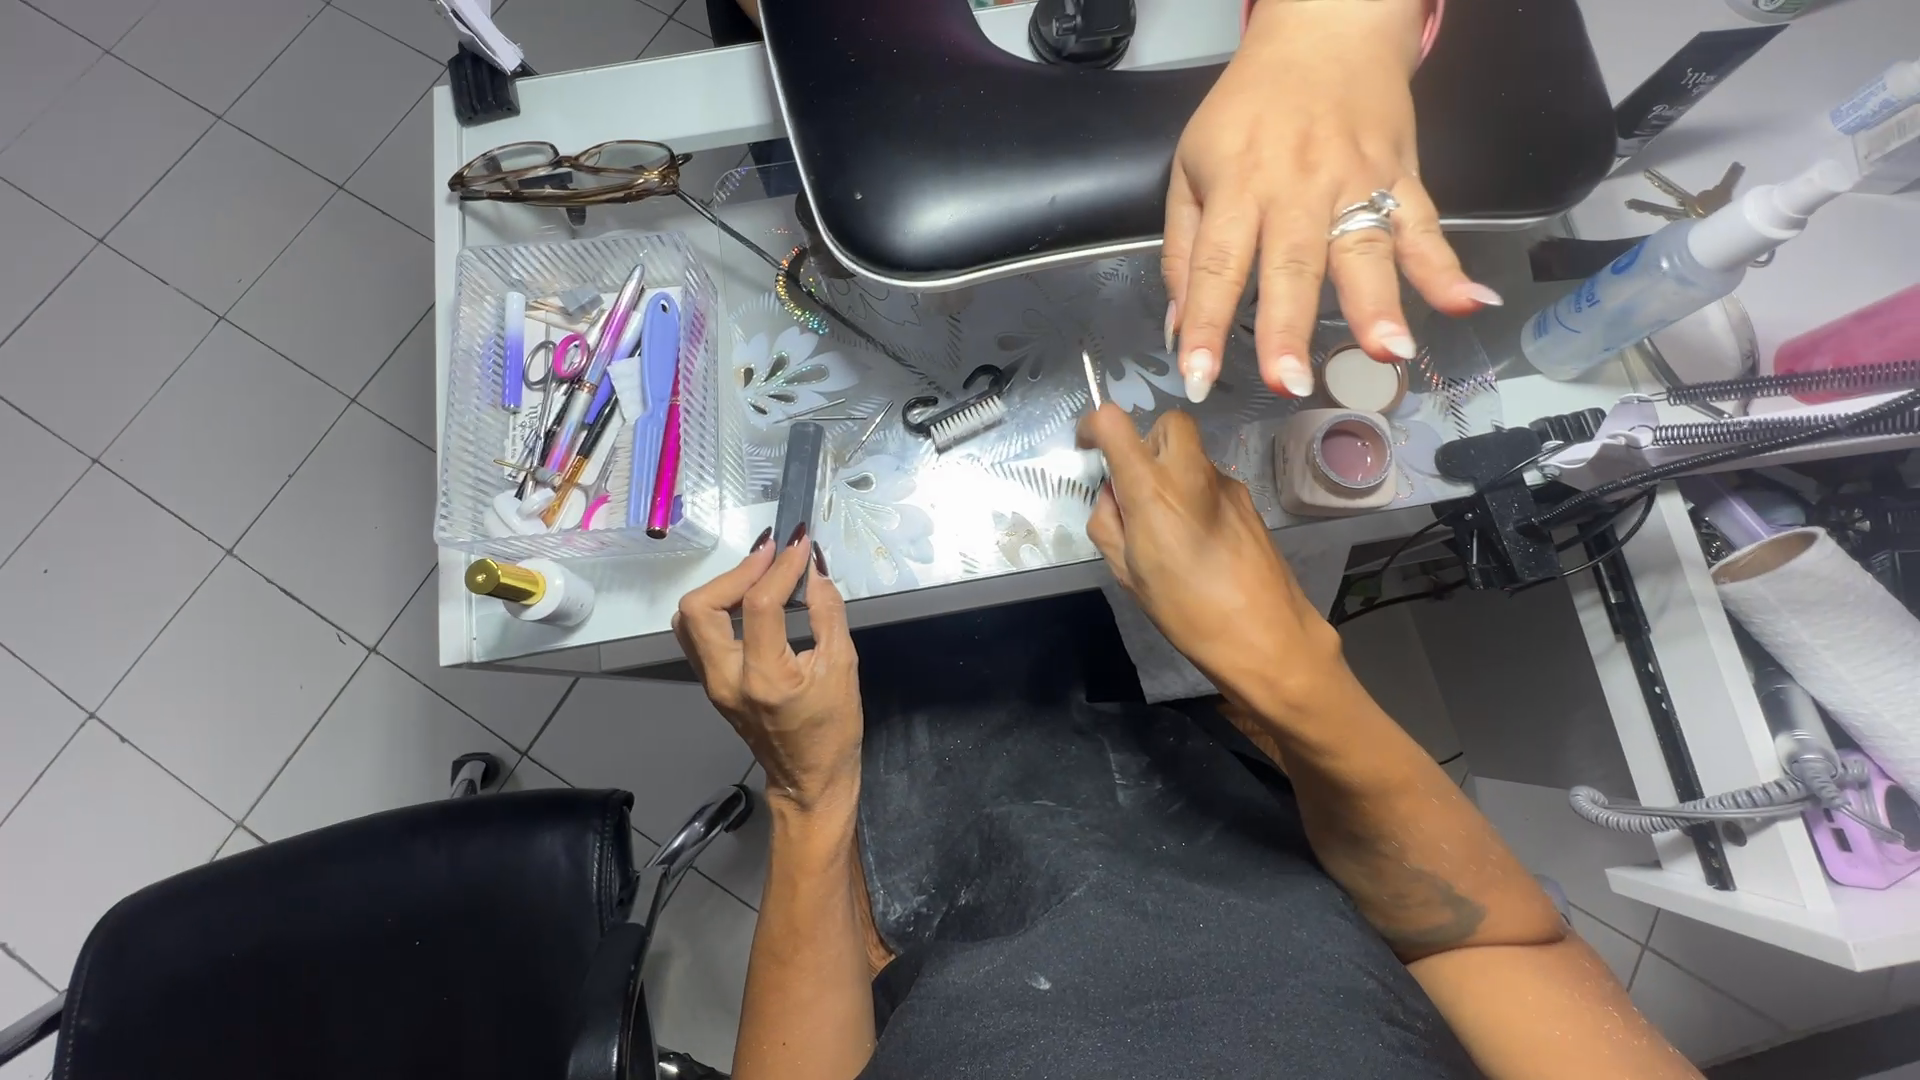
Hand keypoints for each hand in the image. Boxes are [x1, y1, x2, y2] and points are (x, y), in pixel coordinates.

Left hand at [673, 527, 861, 814]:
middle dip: (736, 571)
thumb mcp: (844, 668)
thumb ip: (828, 613)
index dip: (781, 568)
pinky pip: (700, 633)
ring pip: (690, 619)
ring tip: (760, 571)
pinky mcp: (713, 683)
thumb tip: (815, 570)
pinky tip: (749, 596)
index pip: (759, 605)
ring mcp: (713, 683)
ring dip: (722, 586)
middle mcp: (727, 679)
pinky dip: (720, 605)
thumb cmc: (833, 731)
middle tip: (772, 554)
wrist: (809, 781)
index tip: (802, 545)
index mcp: (764, 678)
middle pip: (700, 607)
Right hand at [1078, 406, 1345, 708]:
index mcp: (1153, 490)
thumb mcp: (1127, 573)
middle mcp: (1192, 474)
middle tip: (1135, 484)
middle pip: (1167, 423)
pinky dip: (1193, 495)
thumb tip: (1114, 497)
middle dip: (1144, 442)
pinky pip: (1209, 482)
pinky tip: (1195, 541)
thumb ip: (1109, 524)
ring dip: (1170, 473)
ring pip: (1191, 455)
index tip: (1089, 445)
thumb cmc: (1186, 611)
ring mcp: (1227, 484)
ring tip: (1165, 528)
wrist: (1267, 636)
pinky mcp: (1248, 501)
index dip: (1094, 425)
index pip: (1115, 424)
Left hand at [1163, 0, 1499, 403]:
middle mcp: (1296, 187)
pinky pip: (1427, 223)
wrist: (1326, 28)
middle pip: (1292, 264)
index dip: (1204, 325)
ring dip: (1378, 303)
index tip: (1197, 378)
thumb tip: (1177, 325)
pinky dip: (1448, 265)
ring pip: (1366, 247)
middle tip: (1288, 385)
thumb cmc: (1245, 113)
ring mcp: (1356, 179)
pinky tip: (1469, 303)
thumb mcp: (1189, 169)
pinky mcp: (1403, 172)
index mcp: (1236, 187)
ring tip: (1387, 354)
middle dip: (1290, 328)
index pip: (1214, 267)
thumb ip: (1182, 250)